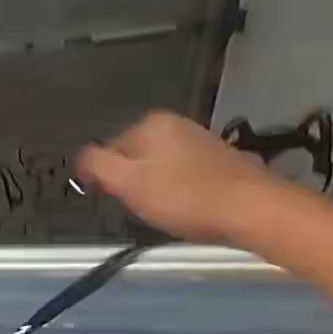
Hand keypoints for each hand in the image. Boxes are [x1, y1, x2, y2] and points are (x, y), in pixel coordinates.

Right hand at [78, 111, 289, 242]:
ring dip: (155, 188)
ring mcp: (199, 139)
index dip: (106, 179)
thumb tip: (80, 157)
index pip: (106, 150)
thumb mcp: (129, 183)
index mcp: (150, 124)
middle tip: (142, 207)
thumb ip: (97, 166)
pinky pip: (182, 174)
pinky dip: (178, 190)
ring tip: (166, 210)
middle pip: (134, 157)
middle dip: (132, 182)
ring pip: (158, 167)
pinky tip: (187, 206)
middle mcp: (175, 123)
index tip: (116, 201)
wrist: (251, 210)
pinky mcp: (218, 159)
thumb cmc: (184, 198)